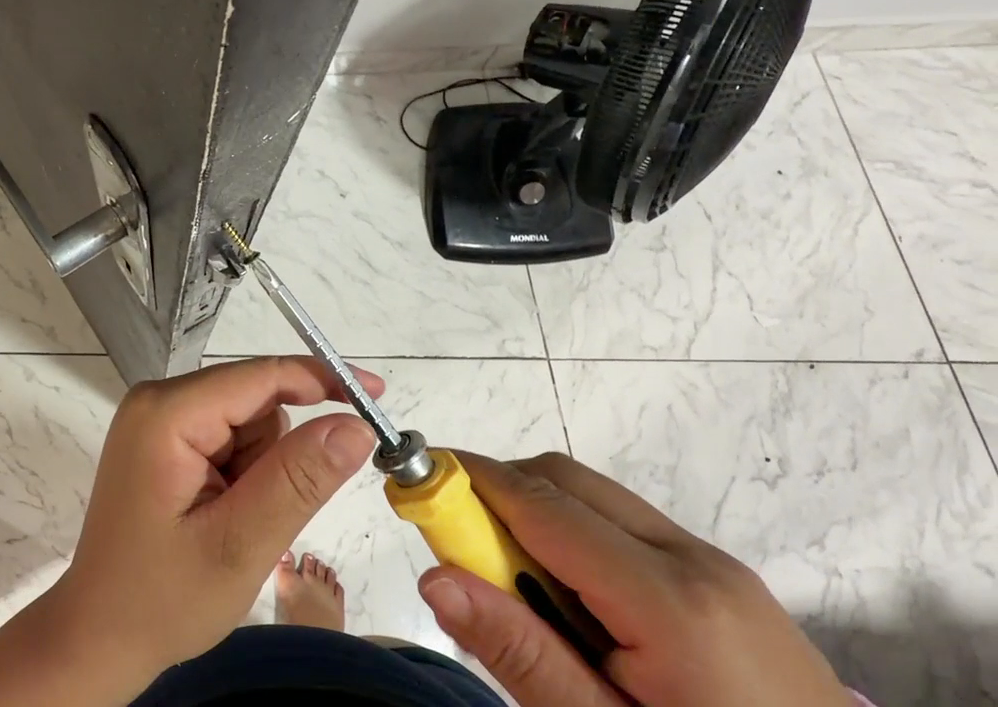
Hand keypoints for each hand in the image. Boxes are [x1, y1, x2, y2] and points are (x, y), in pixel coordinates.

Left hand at [44, 357, 381, 684]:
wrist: (101, 632)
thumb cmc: (163, 597)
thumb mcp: (241, 543)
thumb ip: (298, 479)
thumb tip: (356, 424)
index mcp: (166, 413)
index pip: (259, 375)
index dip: (322, 380)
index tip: (377, 400)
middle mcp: (156, 401)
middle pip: (254, 400)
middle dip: (275, 456)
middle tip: (253, 518)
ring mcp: (155, 421)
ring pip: (246, 424)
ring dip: (258, 472)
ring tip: (228, 524)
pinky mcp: (161, 442)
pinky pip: (226, 441)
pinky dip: (241, 479)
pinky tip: (218, 518)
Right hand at [418, 451, 853, 706]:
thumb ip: (522, 654)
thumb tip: (433, 576)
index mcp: (668, 598)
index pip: (538, 501)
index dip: (463, 482)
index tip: (406, 488)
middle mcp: (696, 559)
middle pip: (562, 479)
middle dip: (493, 493)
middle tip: (458, 557)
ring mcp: (719, 567)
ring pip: (592, 498)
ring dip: (532, 517)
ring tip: (517, 594)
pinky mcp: (727, 582)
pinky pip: (624, 527)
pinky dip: (573, 537)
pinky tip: (572, 606)